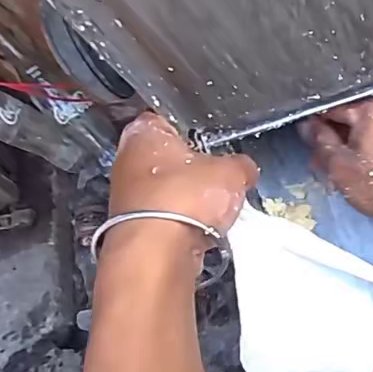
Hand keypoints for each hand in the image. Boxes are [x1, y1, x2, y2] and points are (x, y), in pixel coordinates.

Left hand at [108, 112, 257, 242]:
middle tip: (219, 180)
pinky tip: (199, 231)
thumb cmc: (184, 198)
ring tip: (211, 211)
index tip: (216, 145)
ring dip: (189, 200)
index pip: (172, 120)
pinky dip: (183, 224)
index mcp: (144, 131)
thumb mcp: (232, 173)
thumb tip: (245, 168)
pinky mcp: (134, 227)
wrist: (158, 252)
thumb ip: (241, 165)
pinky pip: (166, 219)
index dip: (197, 131)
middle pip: (171, 159)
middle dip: (195, 171)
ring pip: (169, 191)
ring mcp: (128, 196)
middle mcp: (128, 160)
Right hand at [299, 98, 372, 226]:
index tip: (309, 144)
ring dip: (344, 144)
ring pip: (360, 128)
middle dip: (332, 137)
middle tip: (320, 160)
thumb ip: (319, 139)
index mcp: (372, 108)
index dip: (316, 127)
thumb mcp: (337, 163)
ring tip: (333, 166)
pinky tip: (351, 164)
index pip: (332, 109)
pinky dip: (360, 147)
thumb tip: (307, 125)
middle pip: (348, 118)